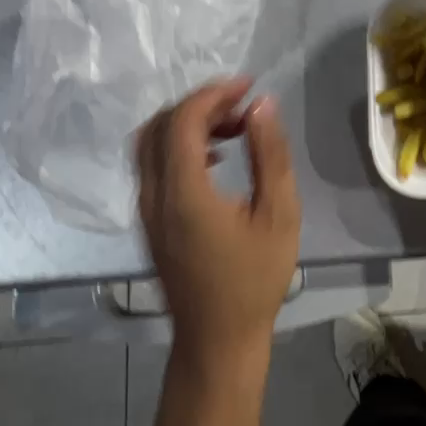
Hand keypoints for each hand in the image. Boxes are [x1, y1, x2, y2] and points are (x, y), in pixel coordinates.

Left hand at [135, 78, 299, 359]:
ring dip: (188, 125)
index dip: (213, 94)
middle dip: (199, 104)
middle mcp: (153, 196)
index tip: (250, 86)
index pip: (182, 121)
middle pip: (158, 126)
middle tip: (242, 105)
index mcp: (183, 192)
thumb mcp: (278, 214)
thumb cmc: (254, 280)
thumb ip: (270, 155)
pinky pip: (154, 167)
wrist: (217, 340)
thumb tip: (261, 105)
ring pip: (150, 145)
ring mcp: (146, 211)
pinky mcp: (150, 223)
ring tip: (236, 127)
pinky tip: (217, 158)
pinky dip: (180, 147)